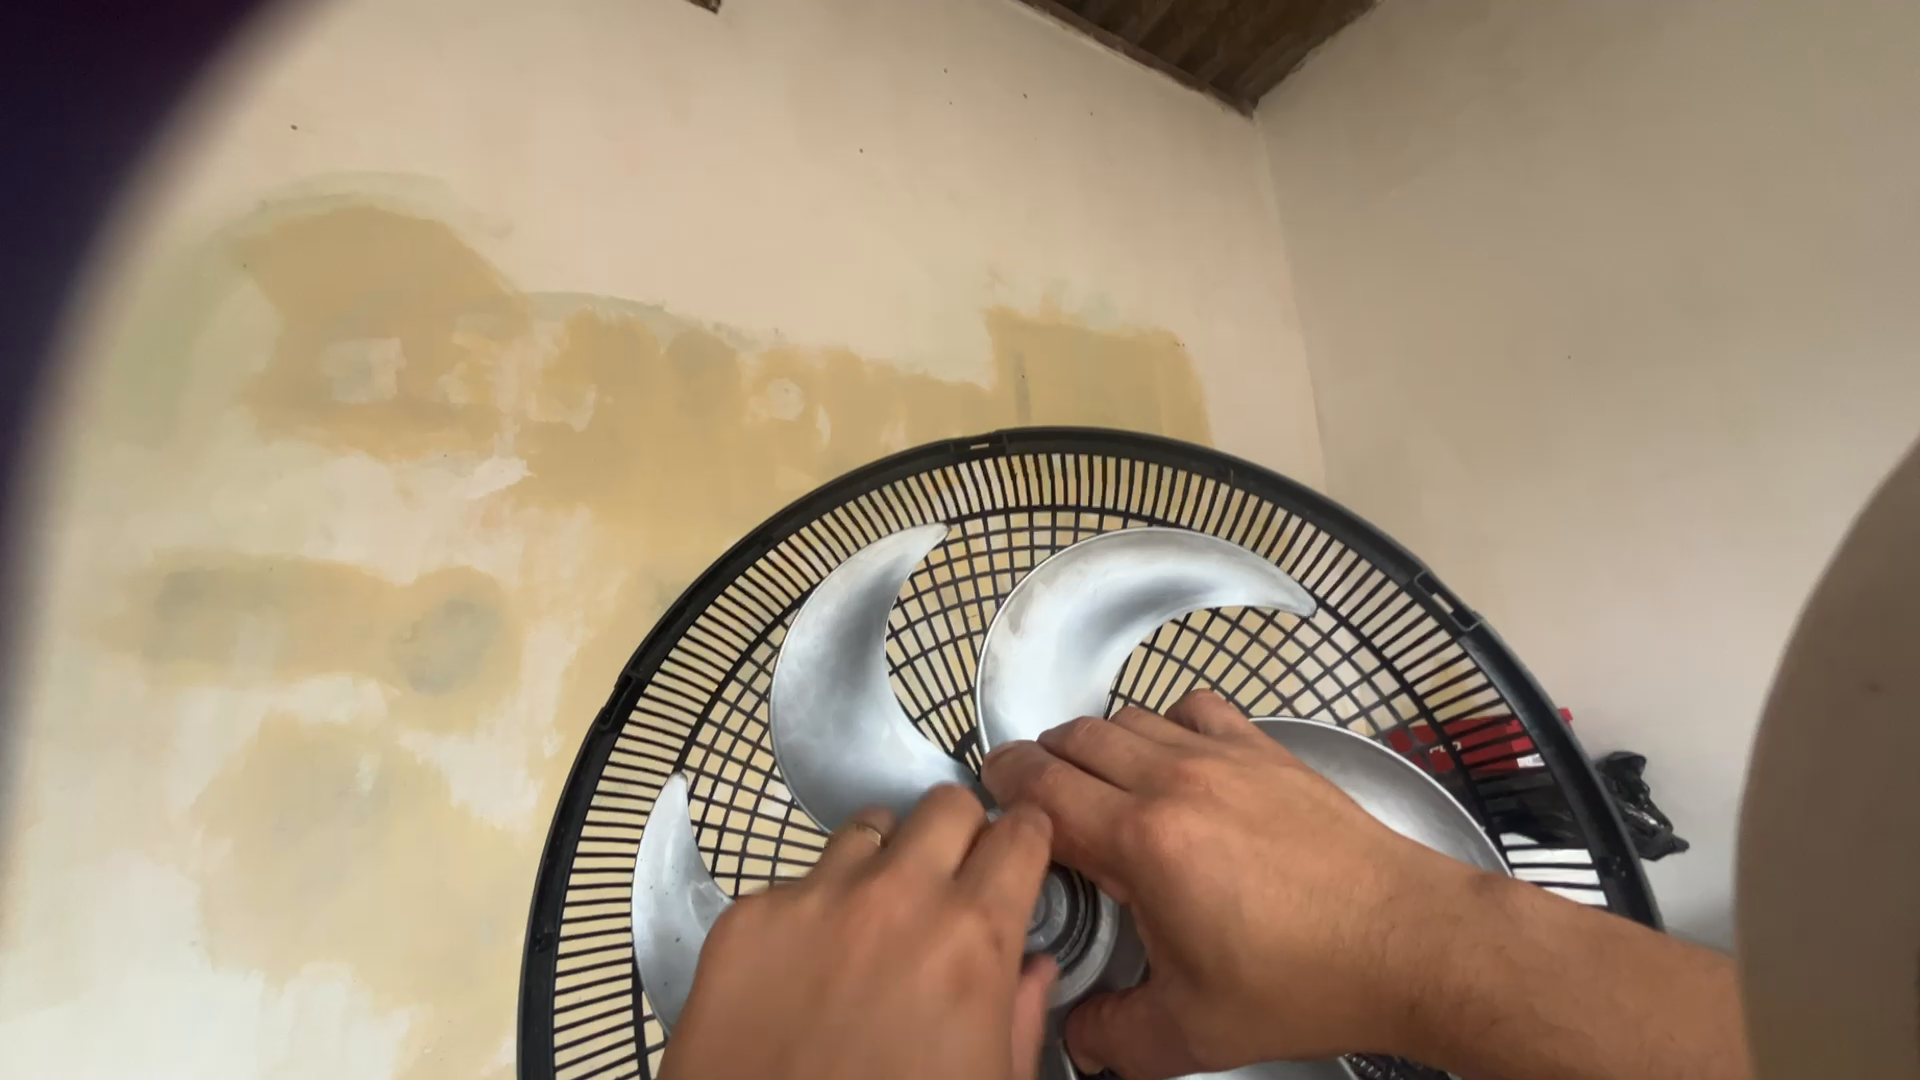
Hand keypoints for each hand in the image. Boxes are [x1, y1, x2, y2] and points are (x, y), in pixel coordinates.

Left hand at [662, 786, 1060, 1079]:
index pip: (1019, 833)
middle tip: (951, 873)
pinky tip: (802, 964)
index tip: (1022, 843)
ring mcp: (816, 896)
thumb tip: (1034, 962)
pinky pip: (797, 881)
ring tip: (873, 911)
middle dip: (961, 830)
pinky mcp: (749, 916)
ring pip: (870, 826)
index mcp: (972, 937)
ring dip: (886, 858)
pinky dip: (814, 909)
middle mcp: (897, 895)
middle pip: (946, 803)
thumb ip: (1022, 1014)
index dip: (1028, 834)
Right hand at [981, 690, 1478, 1076]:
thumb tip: (1071, 1032)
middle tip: (1034, 791)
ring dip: (1093, 743)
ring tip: (1095, 778)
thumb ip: (1112, 1035)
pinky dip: (1164, 722)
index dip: (1003, 782)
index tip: (993, 795)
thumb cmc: (1301, 983)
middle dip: (1037, 760)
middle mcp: (1170, 780)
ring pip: (1122, 718)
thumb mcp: (1193, 1032)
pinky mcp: (1257, 746)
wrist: (1408, 941)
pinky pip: (1190, 707)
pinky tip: (1172, 756)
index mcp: (1143, 842)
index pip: (1041, 787)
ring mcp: (1216, 754)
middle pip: (1072, 740)